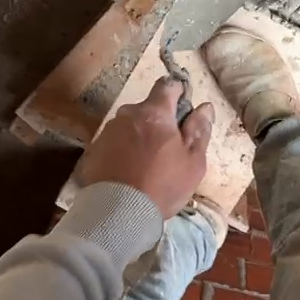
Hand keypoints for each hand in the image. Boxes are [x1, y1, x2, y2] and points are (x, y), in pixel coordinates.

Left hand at [78, 78, 215, 216]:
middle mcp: (127, 115)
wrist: (118, 214)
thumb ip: (199, 130)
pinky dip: (123, 150)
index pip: (167, 85)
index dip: (178, 91)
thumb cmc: (163, 185)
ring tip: (146, 163)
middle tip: (168, 147)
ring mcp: (107, 132)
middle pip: (147, 108)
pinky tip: (129, 171)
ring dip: (139, 136)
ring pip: (129, 125)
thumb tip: (205, 106)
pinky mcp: (94, 150)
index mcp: (154, 113)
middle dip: (159, 120)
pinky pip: (114, 143)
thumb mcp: (193, 162)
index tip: (184, 105)